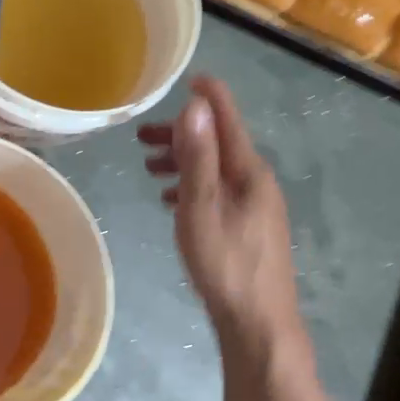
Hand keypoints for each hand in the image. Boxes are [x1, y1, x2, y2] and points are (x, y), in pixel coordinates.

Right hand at [138, 76, 303, 354]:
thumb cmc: (225, 262)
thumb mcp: (201, 206)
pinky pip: (218, 190)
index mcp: (249, 172)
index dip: (210, 97)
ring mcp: (256, 206)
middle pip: (219, 144)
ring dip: (183, 160)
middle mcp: (257, 183)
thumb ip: (197, 157)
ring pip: (216, 168)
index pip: (228, 121)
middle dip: (182, 134)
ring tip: (149, 167)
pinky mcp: (250, 227)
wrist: (258, 323)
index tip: (191, 77)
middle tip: (141, 137)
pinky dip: (192, 184)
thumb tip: (194, 106)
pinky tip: (172, 199)